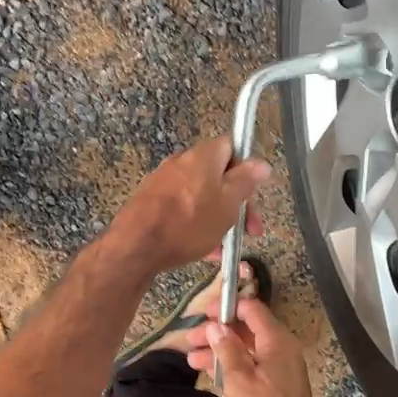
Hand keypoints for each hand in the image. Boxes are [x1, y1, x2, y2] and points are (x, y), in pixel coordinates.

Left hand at [107, 137, 269, 275]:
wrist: (135, 246)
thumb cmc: (188, 223)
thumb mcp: (228, 204)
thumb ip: (246, 182)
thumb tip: (261, 163)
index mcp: (203, 155)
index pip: (232, 147)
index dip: (247, 170)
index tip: (252, 195)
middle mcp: (181, 162)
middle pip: (217, 175)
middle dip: (235, 203)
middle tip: (249, 230)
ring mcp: (162, 182)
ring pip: (200, 196)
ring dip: (216, 218)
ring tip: (223, 246)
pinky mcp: (150, 202)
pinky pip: (181, 209)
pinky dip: (195, 224)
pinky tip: (202, 249)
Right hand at [186, 296, 325, 396]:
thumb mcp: (238, 378)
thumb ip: (226, 348)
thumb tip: (215, 326)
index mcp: (276, 341)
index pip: (252, 310)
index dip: (228, 307)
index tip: (204, 312)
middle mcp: (281, 350)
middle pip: (247, 330)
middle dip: (218, 333)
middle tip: (190, 339)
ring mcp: (280, 369)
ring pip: (247, 351)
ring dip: (220, 352)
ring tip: (192, 359)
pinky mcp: (276, 387)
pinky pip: (252, 367)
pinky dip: (232, 367)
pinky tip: (210, 374)